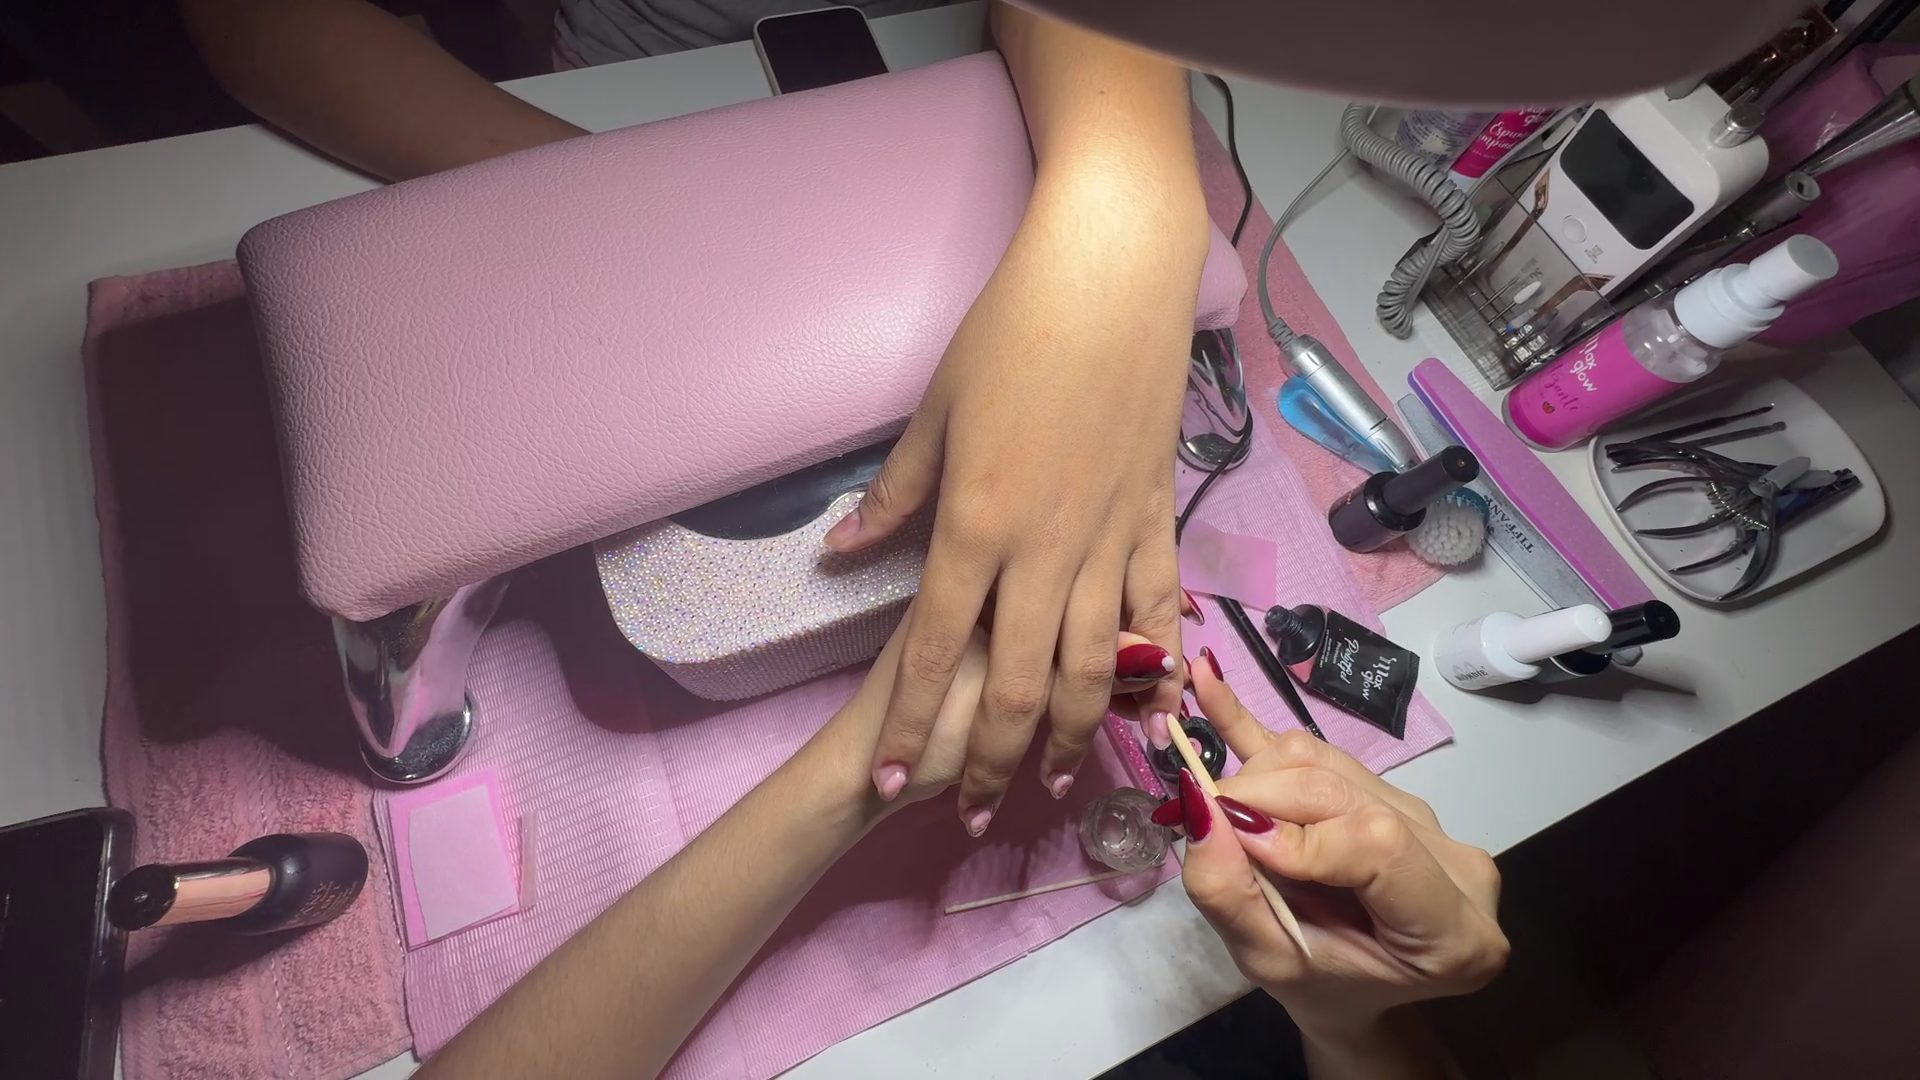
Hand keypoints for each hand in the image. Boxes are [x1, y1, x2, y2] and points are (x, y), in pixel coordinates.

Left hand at [824, 168, 1208, 833]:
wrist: (1109, 279)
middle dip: (992, 757)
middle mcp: (1043, 549)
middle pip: (1020, 682)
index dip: (912, 721)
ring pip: (1099, 665)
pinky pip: (1161, 605)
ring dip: (1078, 733)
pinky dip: (1157, 659)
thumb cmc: (1011, 334)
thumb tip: (842, 550)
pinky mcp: (1157, 518)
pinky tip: (1152, 699)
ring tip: (1061, 780)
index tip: (891, 776)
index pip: (934, 646)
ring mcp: (1109, 538)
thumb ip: (894, 494)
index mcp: (975, 522)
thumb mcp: (934, 410)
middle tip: (972, 811)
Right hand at [1174, 660, 1508, 1041]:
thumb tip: (1199, 805)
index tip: (1234, 842)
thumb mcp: (1265, 961)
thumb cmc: (1316, 986)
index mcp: (1452, 928)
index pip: (1375, 843)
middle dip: (1256, 796)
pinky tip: (1207, 675)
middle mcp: (1453, 857)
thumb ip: (1229, 892)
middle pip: (1337, 788)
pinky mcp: (1379, 783)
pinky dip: (1249, 716)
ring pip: (1317, 759)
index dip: (1297, 835)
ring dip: (1254, 776)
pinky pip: (1312, 742)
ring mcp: (1421, 812)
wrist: (1348, 984)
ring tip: (1227, 813)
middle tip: (1206, 822)